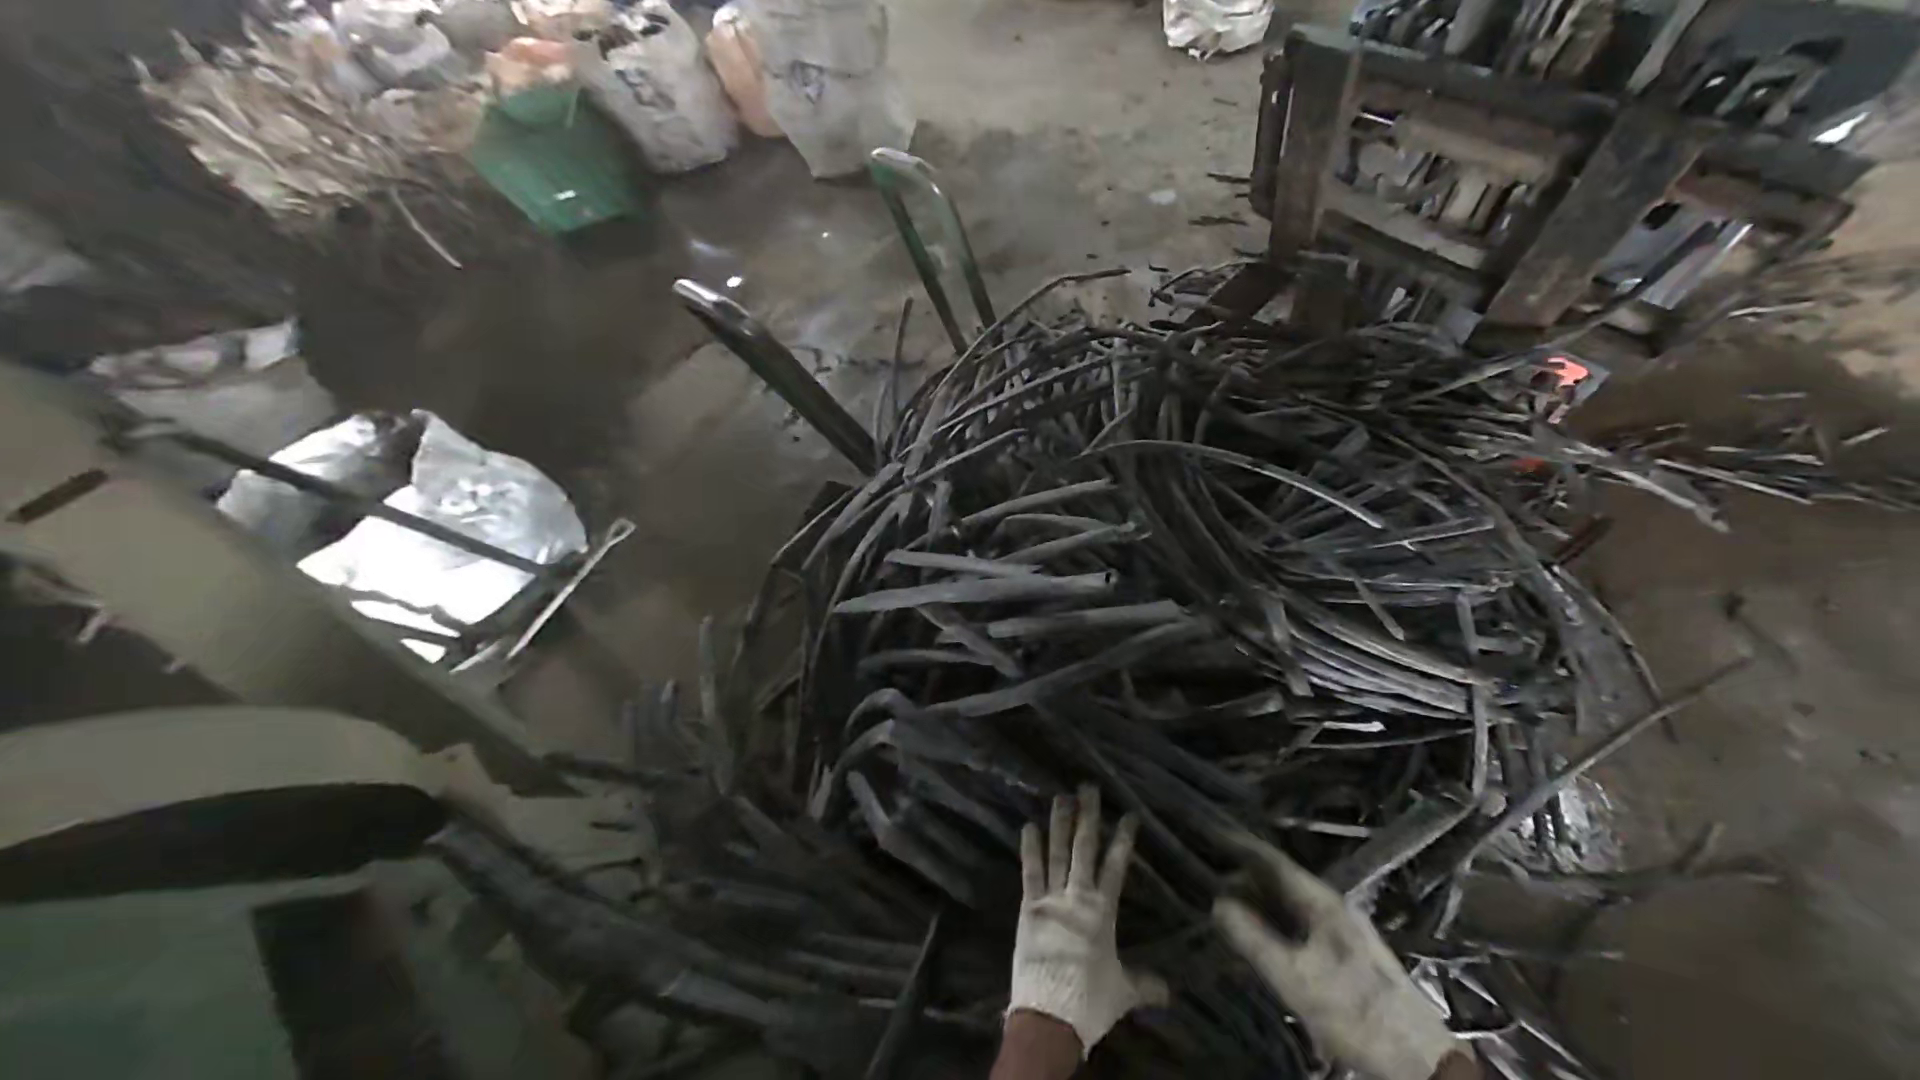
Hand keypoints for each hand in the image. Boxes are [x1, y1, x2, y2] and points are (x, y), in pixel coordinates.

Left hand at [1009, 785, 1168, 1055]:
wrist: (1051, 1015)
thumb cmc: (1090, 1001)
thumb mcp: (1123, 991)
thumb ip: (1145, 985)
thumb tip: (1171, 993)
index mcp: (1103, 912)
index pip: (1116, 867)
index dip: (1123, 840)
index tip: (1128, 815)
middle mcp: (1078, 896)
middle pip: (1084, 849)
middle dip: (1088, 817)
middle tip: (1088, 788)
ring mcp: (1052, 898)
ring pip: (1057, 852)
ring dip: (1059, 823)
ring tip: (1061, 796)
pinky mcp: (1030, 906)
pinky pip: (1030, 871)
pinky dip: (1030, 848)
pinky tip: (1028, 825)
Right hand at [1212, 835, 1460, 1079]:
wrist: (1420, 1061)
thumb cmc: (1355, 1011)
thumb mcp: (1294, 977)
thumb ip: (1252, 938)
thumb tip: (1218, 903)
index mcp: (1322, 901)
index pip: (1272, 860)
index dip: (1240, 845)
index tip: (1210, 832)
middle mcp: (1333, 906)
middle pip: (1280, 882)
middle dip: (1244, 880)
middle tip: (1209, 885)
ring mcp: (1343, 930)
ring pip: (1290, 906)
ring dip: (1259, 906)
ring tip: (1227, 911)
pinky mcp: (1347, 955)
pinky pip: (1300, 926)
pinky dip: (1274, 926)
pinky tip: (1262, 943)